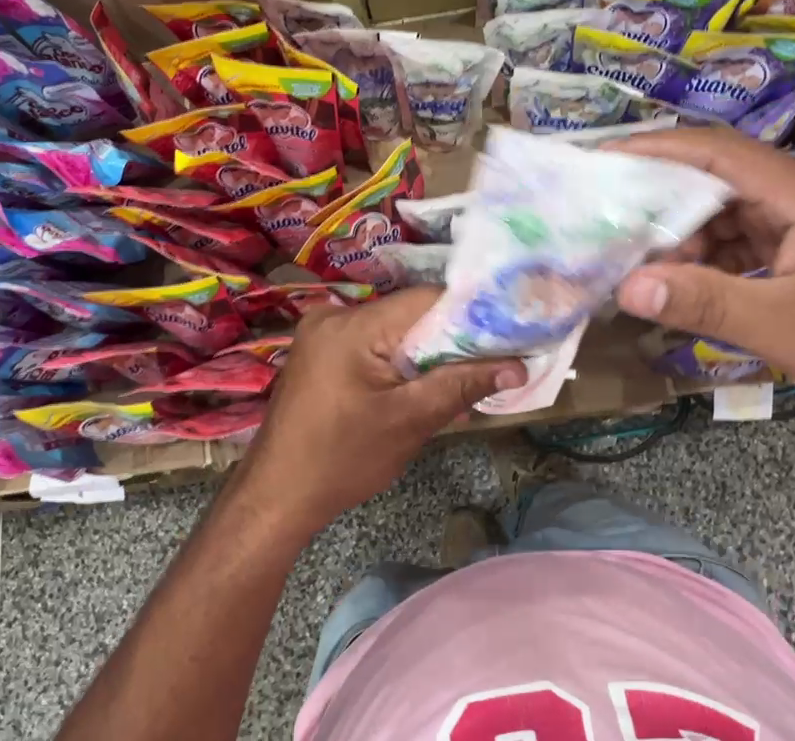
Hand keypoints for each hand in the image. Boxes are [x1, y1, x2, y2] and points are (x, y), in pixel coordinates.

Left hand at [233, 286, 524, 535]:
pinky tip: (420, 384)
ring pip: (392, 329)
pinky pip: (372, 343)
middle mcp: (335, 315)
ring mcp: (322, 332)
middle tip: (490, 360)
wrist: (277, 494)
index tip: (505, 334)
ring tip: (462, 377)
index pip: (426, 300)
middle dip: (449, 337)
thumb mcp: (410, 422)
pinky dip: (398, 359)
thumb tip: (518, 366)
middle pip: (409, 313)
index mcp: (353, 325)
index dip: (470, 314)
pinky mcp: (319, 351)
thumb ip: (462, 385)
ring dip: (425, 351)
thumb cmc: (342, 460)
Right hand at [608, 127, 794, 420]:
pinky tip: (678, 282)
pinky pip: (741, 241)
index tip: (602, 159)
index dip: (658, 150)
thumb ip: (705, 304)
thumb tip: (626, 288)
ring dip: (683, 233)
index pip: (719, 152)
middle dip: (662, 197)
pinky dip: (707, 257)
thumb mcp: (785, 327)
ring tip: (636, 259)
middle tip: (607, 216)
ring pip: (726, 212)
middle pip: (718, 179)